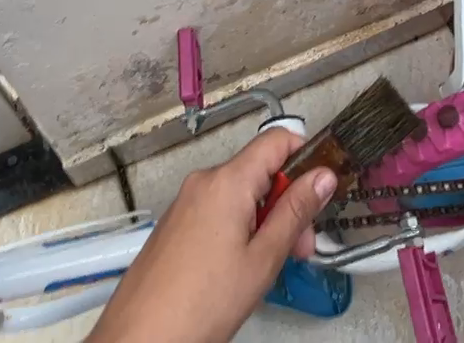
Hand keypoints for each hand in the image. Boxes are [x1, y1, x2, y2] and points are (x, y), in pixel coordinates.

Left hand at [88, 127, 335, 342]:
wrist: (140, 338)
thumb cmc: (202, 303)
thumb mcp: (263, 259)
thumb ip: (296, 212)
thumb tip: (323, 175)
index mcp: (227, 181)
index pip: (276, 140)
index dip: (305, 155)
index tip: (321, 188)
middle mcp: (204, 181)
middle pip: (259, 171)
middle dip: (287, 202)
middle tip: (301, 246)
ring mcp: (186, 201)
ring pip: (240, 194)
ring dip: (265, 219)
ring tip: (271, 265)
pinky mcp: (176, 223)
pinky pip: (218, 209)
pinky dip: (239, 227)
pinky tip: (241, 267)